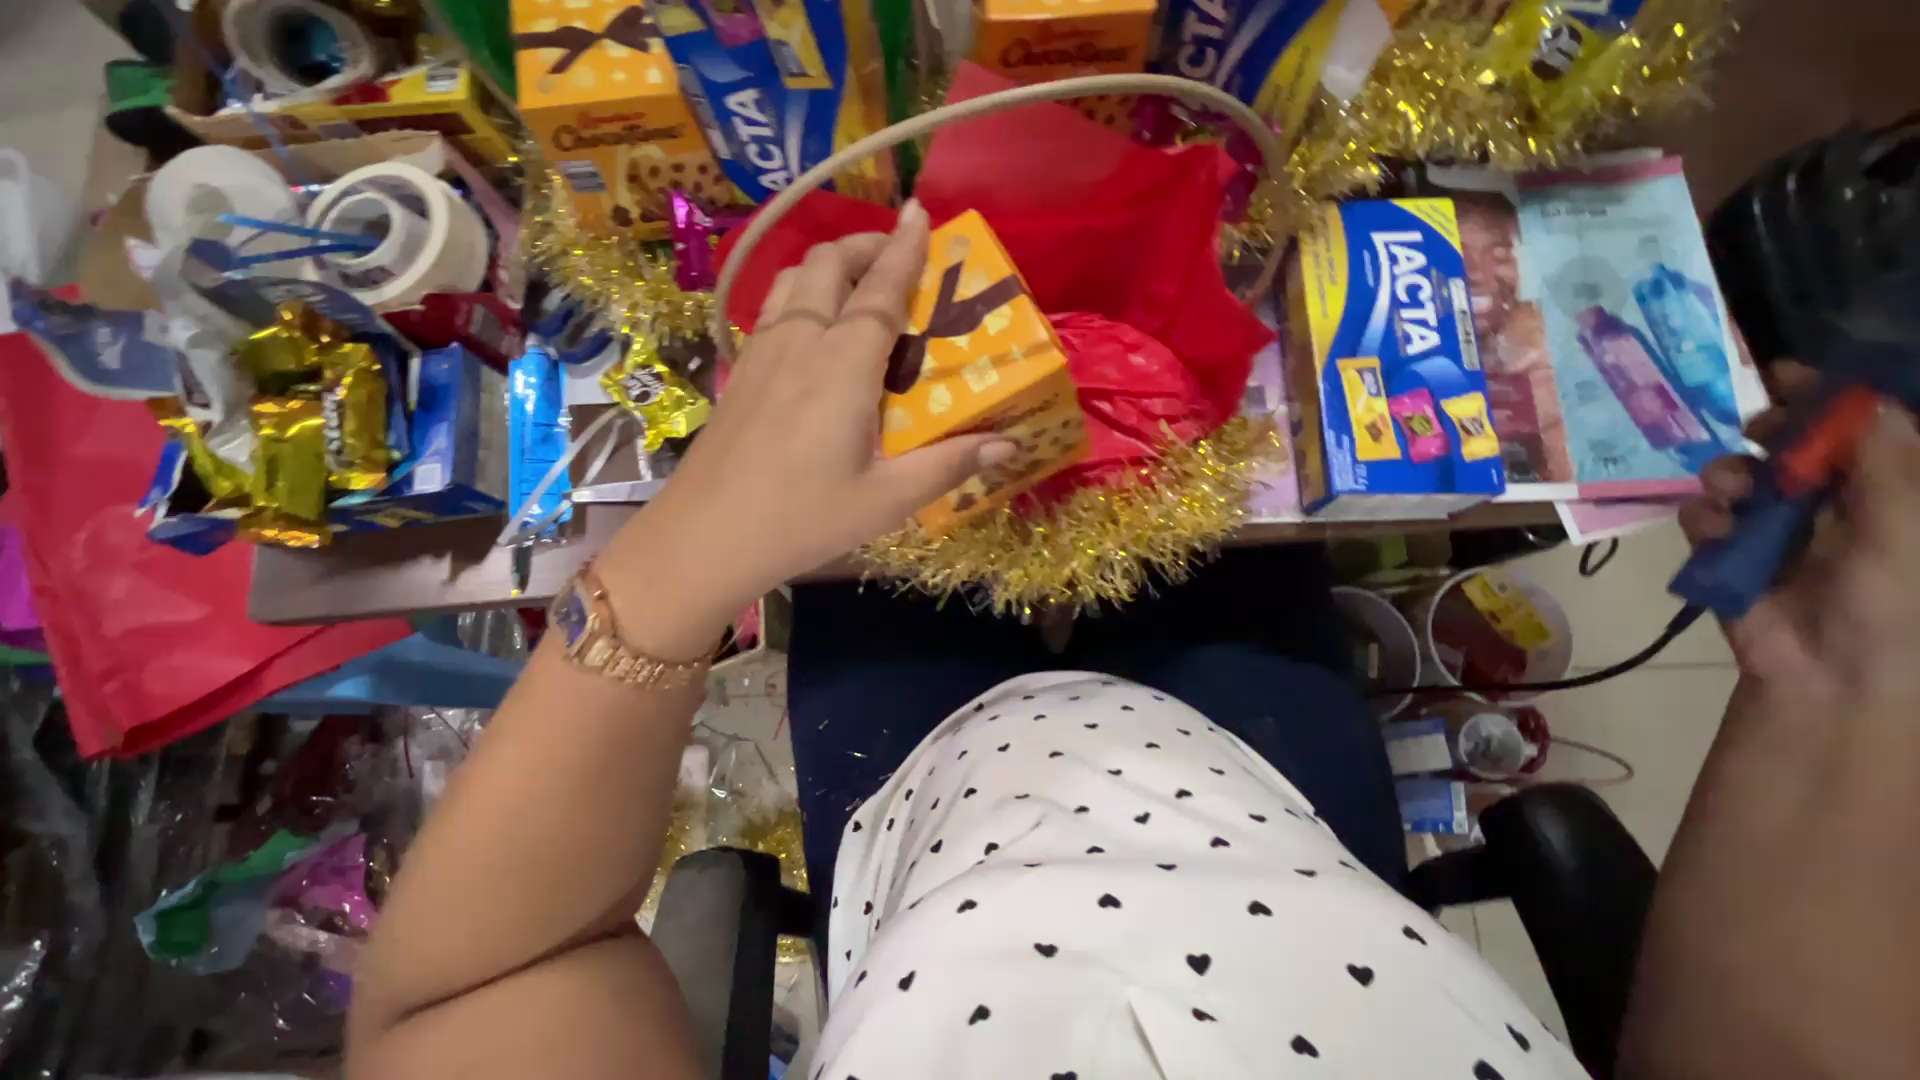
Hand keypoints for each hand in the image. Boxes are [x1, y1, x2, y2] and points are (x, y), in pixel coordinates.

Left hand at [595, 200, 1012, 653]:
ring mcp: (762, 353)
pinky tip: (813, 329)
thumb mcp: (886, 499)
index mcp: (843, 365)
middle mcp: (801, 342)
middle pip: (829, 265)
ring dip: (829, 266)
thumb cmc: (803, 519)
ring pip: (794, 279)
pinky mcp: (741, 372)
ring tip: (858, 283)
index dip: (904, 248)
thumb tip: (1007, 444)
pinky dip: (801, 294)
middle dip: (865, 246)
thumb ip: (948, 465)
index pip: (881, 289)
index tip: (921, 212)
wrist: (707, 537)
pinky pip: (773, 309)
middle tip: (897, 257)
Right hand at [1681, 360, 1919, 718]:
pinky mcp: (1731, 551)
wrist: (1832, 676)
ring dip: (1731, 475)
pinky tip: (1713, 529)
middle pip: (1799, 444)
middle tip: (1758, 428)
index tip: (1790, 375)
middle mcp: (1838, 501)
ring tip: (1730, 491)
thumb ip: (1885, 465)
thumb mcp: (1904, 529)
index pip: (1865, 429)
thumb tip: (1863, 399)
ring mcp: (1780, 527)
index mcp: (1892, 493)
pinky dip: (1704, 517)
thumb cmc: (1894, 606)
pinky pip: (1706, 517)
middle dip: (1774, 432)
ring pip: (1744, 475)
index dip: (1833, 398)